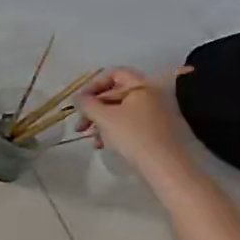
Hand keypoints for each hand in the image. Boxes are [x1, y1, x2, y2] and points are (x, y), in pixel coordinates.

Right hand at [73, 67, 192, 172]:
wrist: (162, 165)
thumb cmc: (132, 136)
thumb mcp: (104, 118)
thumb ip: (87, 104)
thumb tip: (78, 97)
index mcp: (141, 86)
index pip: (114, 74)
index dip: (94, 85)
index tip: (81, 103)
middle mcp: (149, 95)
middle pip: (115, 94)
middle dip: (94, 109)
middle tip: (80, 126)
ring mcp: (153, 113)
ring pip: (119, 111)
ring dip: (101, 123)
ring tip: (91, 139)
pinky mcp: (153, 130)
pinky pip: (128, 124)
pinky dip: (113, 131)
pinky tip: (103, 145)